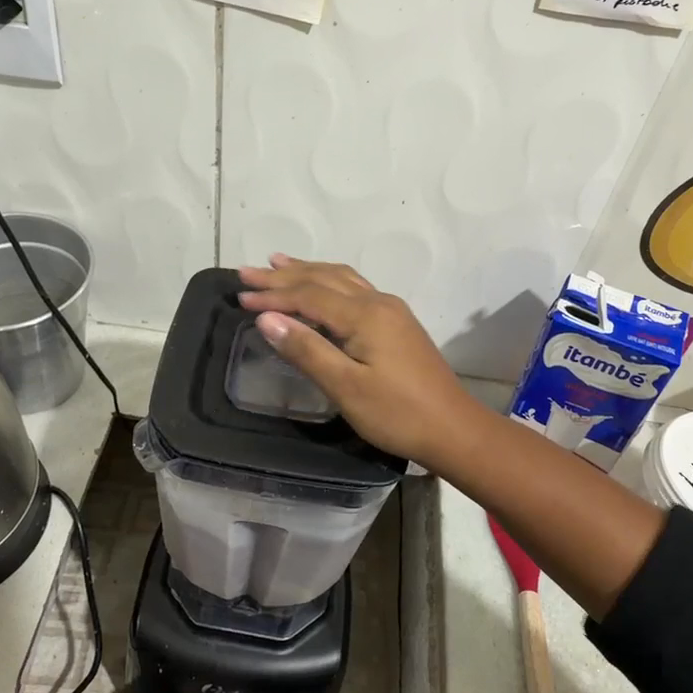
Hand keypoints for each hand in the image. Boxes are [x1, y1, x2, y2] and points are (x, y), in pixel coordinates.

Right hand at [236, 254, 489, 468]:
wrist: (453, 429)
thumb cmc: (397, 414)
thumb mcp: (346, 388)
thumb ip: (307, 350)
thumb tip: (267, 318)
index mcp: (364, 315)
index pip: (308, 295)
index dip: (272, 296)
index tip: (239, 297)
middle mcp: (378, 302)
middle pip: (323, 279)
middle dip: (283, 275)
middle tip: (246, 272)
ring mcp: (391, 310)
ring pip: (341, 278)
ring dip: (306, 270)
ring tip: (277, 263)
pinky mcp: (396, 323)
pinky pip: (353, 288)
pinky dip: (327, 280)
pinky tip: (320, 284)